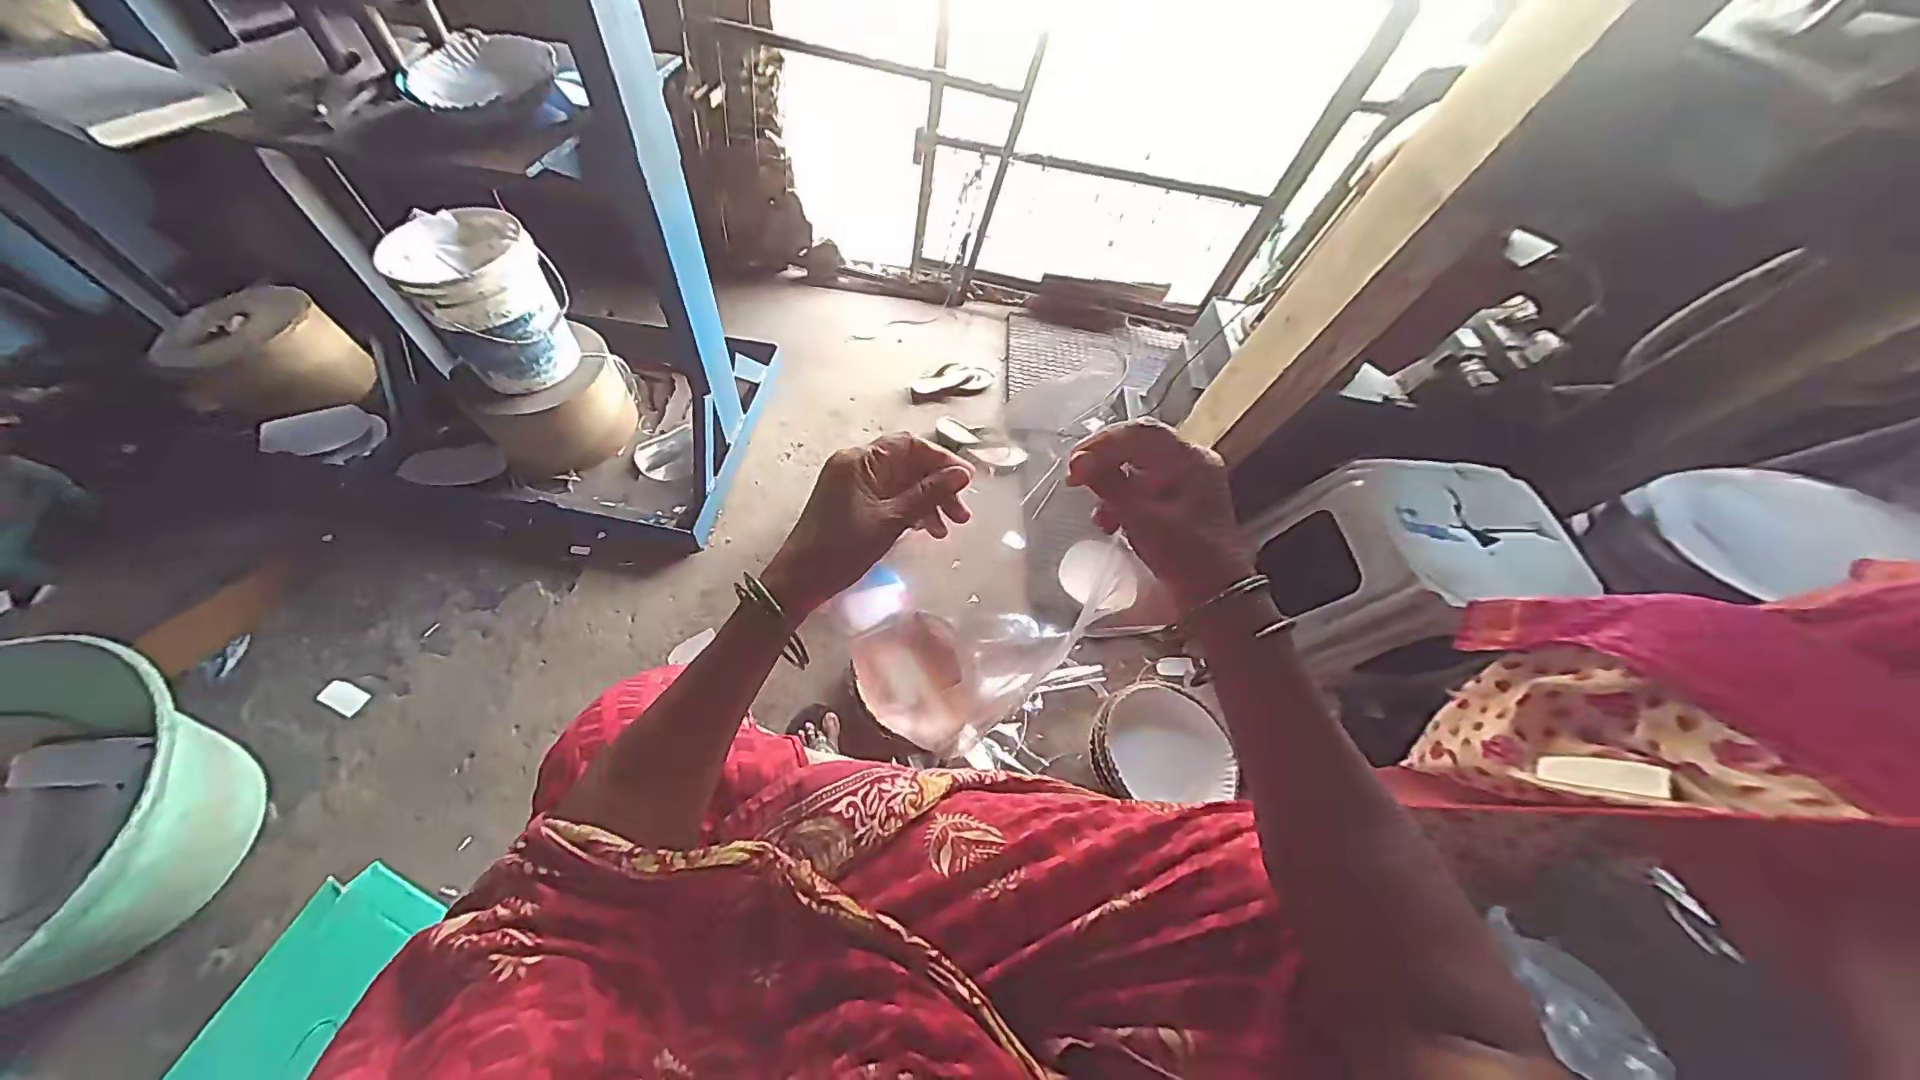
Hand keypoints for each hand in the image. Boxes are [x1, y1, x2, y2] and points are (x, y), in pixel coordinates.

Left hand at [763, 433, 973, 614]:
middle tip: (960, 514)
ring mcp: (853, 485)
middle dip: (938, 485)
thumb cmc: (841, 549)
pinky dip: (910, 510)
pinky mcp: (853, 504)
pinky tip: (925, 529)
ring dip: (927, 501)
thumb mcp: (890, 521)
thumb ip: (927, 495)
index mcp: (860, 461)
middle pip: (908, 464)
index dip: (942, 460)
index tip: (966, 481)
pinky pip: (890, 498)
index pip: (910, 446)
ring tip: (946, 528)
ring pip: (901, 483)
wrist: (799, 581)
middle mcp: (855, 465)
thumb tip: (961, 474)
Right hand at [1066, 418, 1252, 605]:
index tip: (1074, 463)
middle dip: (1102, 463)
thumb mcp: (1141, 518)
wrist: (1214, 596)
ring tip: (1097, 514)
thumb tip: (1079, 462)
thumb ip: (1109, 485)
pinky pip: (1141, 490)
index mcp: (1190, 460)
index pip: (1141, 433)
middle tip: (1074, 479)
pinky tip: (1109, 523)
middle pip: (1137, 447)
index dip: (1102, 443)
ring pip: (1135, 470)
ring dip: (1110, 487)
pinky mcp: (1175, 503)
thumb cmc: (1185, 555)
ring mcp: (1184, 483)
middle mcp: (1190, 463)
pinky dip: (1121, 502)